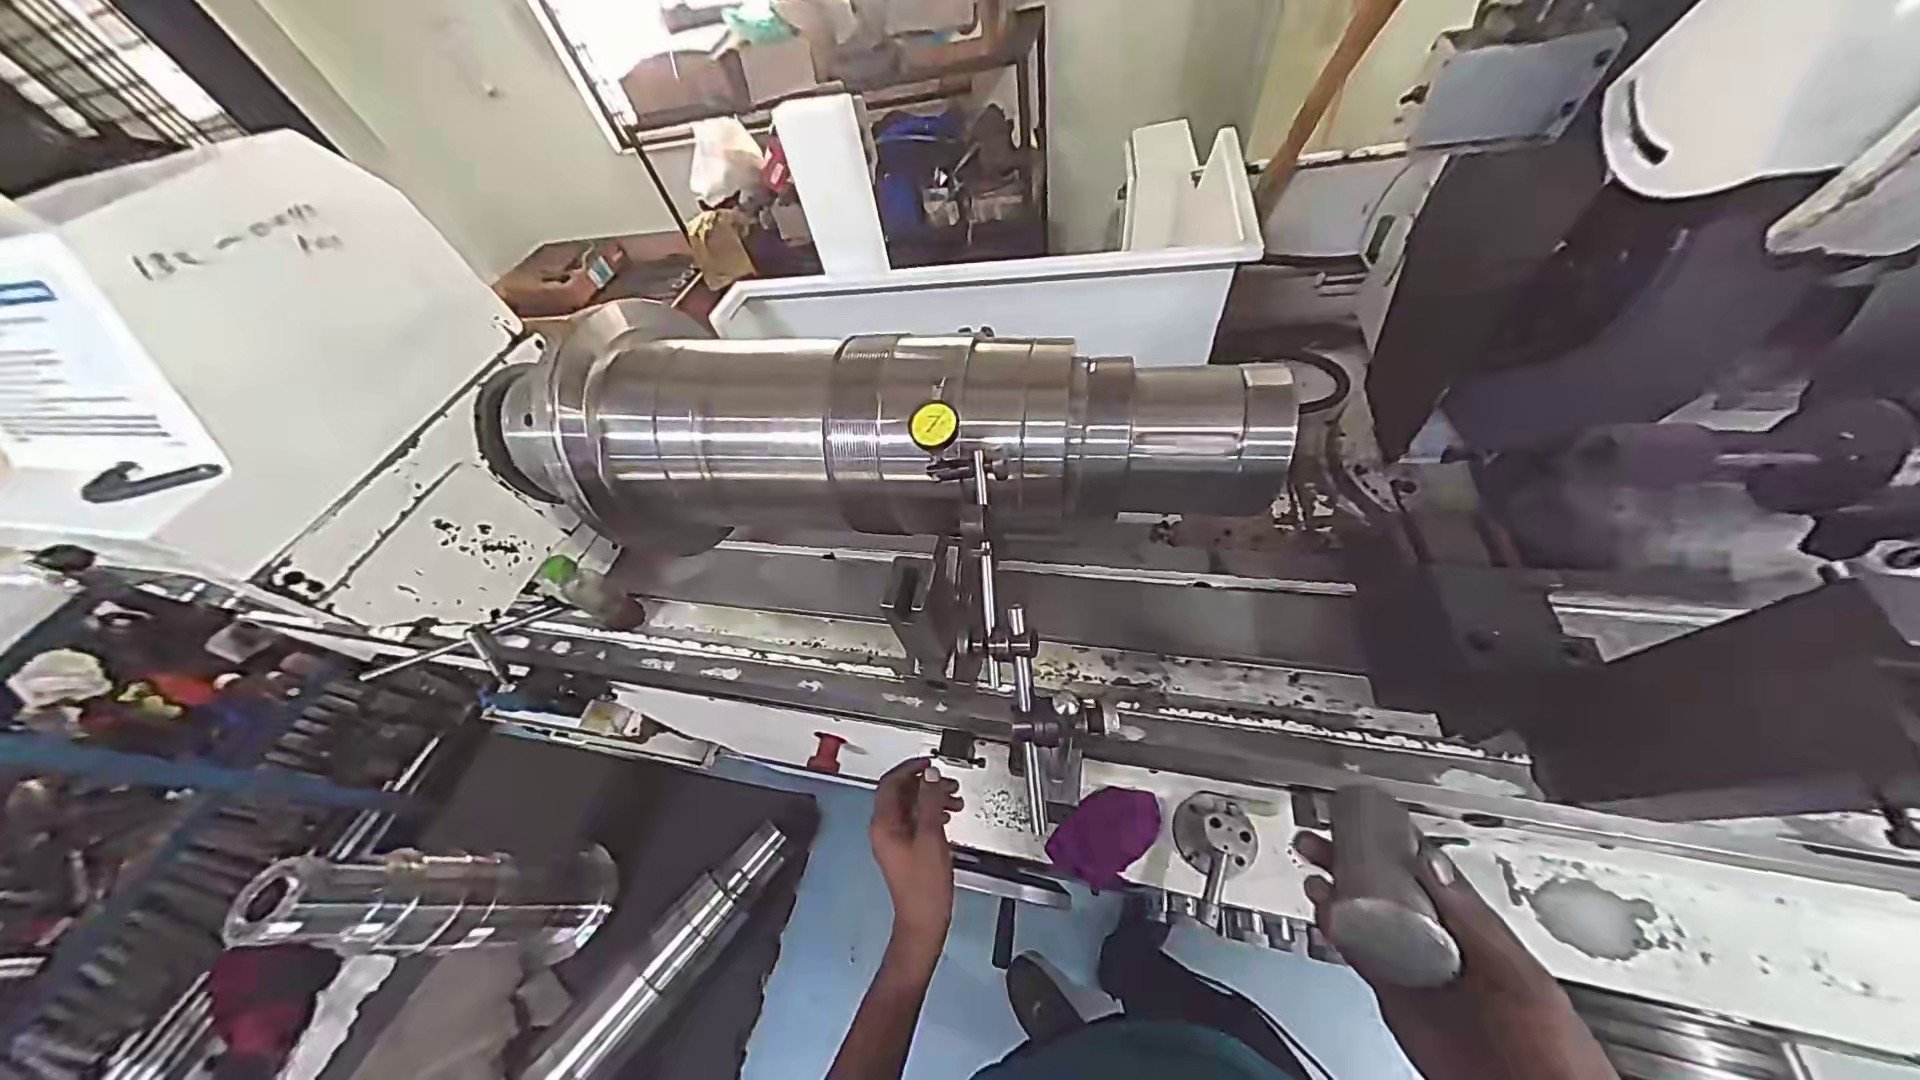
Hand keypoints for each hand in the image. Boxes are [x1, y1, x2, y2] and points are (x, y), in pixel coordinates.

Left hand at [872, 758, 963, 949]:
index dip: (910, 768)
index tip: (928, 762)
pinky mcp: (906, 849)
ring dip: (931, 798)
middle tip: (947, 782)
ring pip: (911, 806)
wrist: (924, 922)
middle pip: (902, 793)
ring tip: (953, 799)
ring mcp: (895, 840)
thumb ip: (930, 801)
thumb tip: (930, 775)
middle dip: (926, 783)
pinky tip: (947, 816)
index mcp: (884, 824)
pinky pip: (916, 820)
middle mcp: (885, 829)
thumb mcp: (930, 836)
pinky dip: (931, 813)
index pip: (891, 783)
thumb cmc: (924, 886)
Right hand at [1295, 831, 1616, 1079]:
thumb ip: (1471, 918)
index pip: (1420, 868)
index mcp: (1469, 925)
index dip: (1387, 840)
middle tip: (1318, 838)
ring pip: (1363, 915)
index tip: (1358, 817)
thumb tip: (1431, 860)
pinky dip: (1335, 929)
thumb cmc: (1551, 1050)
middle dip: (1346, 858)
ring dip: (1334, 891)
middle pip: (1382, 886)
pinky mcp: (1394, 992)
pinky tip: (1323, 913)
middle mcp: (1436, 939)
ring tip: (1313, 871)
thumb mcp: (1515, 972)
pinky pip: (1357, 951)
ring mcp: (1412, 965)